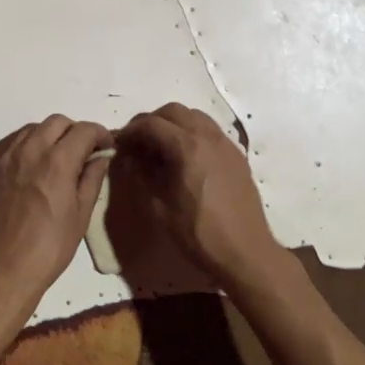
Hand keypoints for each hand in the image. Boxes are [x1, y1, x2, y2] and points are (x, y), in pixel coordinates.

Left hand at [0, 115, 112, 302]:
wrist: (3, 267)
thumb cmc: (50, 246)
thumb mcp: (81, 215)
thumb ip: (92, 178)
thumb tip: (101, 156)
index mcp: (57, 161)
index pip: (83, 130)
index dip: (100, 133)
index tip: (107, 146)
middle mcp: (31, 151)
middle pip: (57, 121)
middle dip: (75, 130)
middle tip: (85, 151)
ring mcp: (8, 158)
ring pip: (34, 129)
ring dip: (52, 135)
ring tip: (60, 158)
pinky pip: (16, 145)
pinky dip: (32, 147)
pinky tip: (37, 170)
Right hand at [117, 103, 281, 287]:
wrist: (246, 253)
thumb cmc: (199, 233)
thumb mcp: (161, 207)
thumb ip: (143, 175)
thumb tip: (131, 157)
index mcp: (187, 147)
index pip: (151, 124)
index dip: (131, 130)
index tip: (119, 142)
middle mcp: (208, 136)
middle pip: (174, 111)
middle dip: (151, 121)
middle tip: (137, 142)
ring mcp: (225, 144)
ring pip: (195, 116)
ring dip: (174, 123)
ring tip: (161, 146)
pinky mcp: (236, 155)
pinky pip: (210, 130)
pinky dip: (192, 132)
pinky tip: (185, 156)